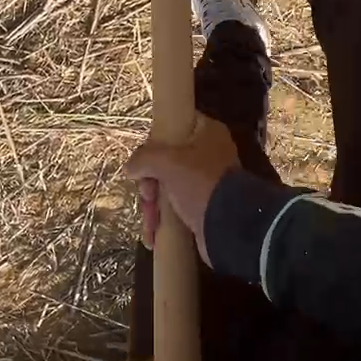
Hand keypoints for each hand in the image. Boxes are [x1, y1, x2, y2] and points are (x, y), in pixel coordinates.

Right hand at [125, 113, 240, 265]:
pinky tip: (153, 235)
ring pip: (167, 185)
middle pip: (165, 160)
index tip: (143, 161)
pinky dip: (162, 219)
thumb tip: (130, 167)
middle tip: (147, 196)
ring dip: (153, 205)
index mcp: (206, 131)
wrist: (230, 226)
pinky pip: (175, 207)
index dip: (154, 142)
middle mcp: (208, 152)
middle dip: (149, 182)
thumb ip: (145, 158)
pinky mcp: (203, 205)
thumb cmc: (201, 183)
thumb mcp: (168, 163)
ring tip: (150, 223)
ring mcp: (205, 180)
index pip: (173, 126)